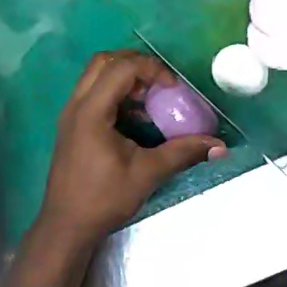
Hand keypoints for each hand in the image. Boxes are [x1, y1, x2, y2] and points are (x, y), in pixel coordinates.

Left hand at [36, 50, 226, 246]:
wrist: (67, 224)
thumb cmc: (103, 198)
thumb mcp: (147, 173)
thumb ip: (182, 152)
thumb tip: (219, 146)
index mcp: (91, 111)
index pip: (120, 68)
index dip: (151, 68)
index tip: (173, 88)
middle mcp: (76, 105)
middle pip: (103, 62)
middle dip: (135, 64)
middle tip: (160, 84)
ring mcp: (70, 114)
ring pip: (95, 76)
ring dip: (124, 78)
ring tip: (150, 100)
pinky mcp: (72, 125)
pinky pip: (92, 93)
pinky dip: (114, 93)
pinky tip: (135, 118)